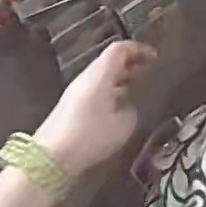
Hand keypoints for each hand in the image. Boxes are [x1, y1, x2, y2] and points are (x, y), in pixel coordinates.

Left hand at [32, 41, 156, 176]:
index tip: (154, 58)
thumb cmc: (90, 136)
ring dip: (121, 78)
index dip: (138, 50)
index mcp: (99, 75)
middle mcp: (86, 78)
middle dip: (132, 64)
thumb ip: (132, 109)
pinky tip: (120, 105)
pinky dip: (111, 89)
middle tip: (150, 73)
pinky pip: (95, 88)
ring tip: (139, 89)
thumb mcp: (123, 125)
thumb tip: (131, 103)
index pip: (119, 49)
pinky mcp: (70, 104)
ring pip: (102, 75)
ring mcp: (76, 90)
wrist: (51, 157)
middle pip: (109, 61)